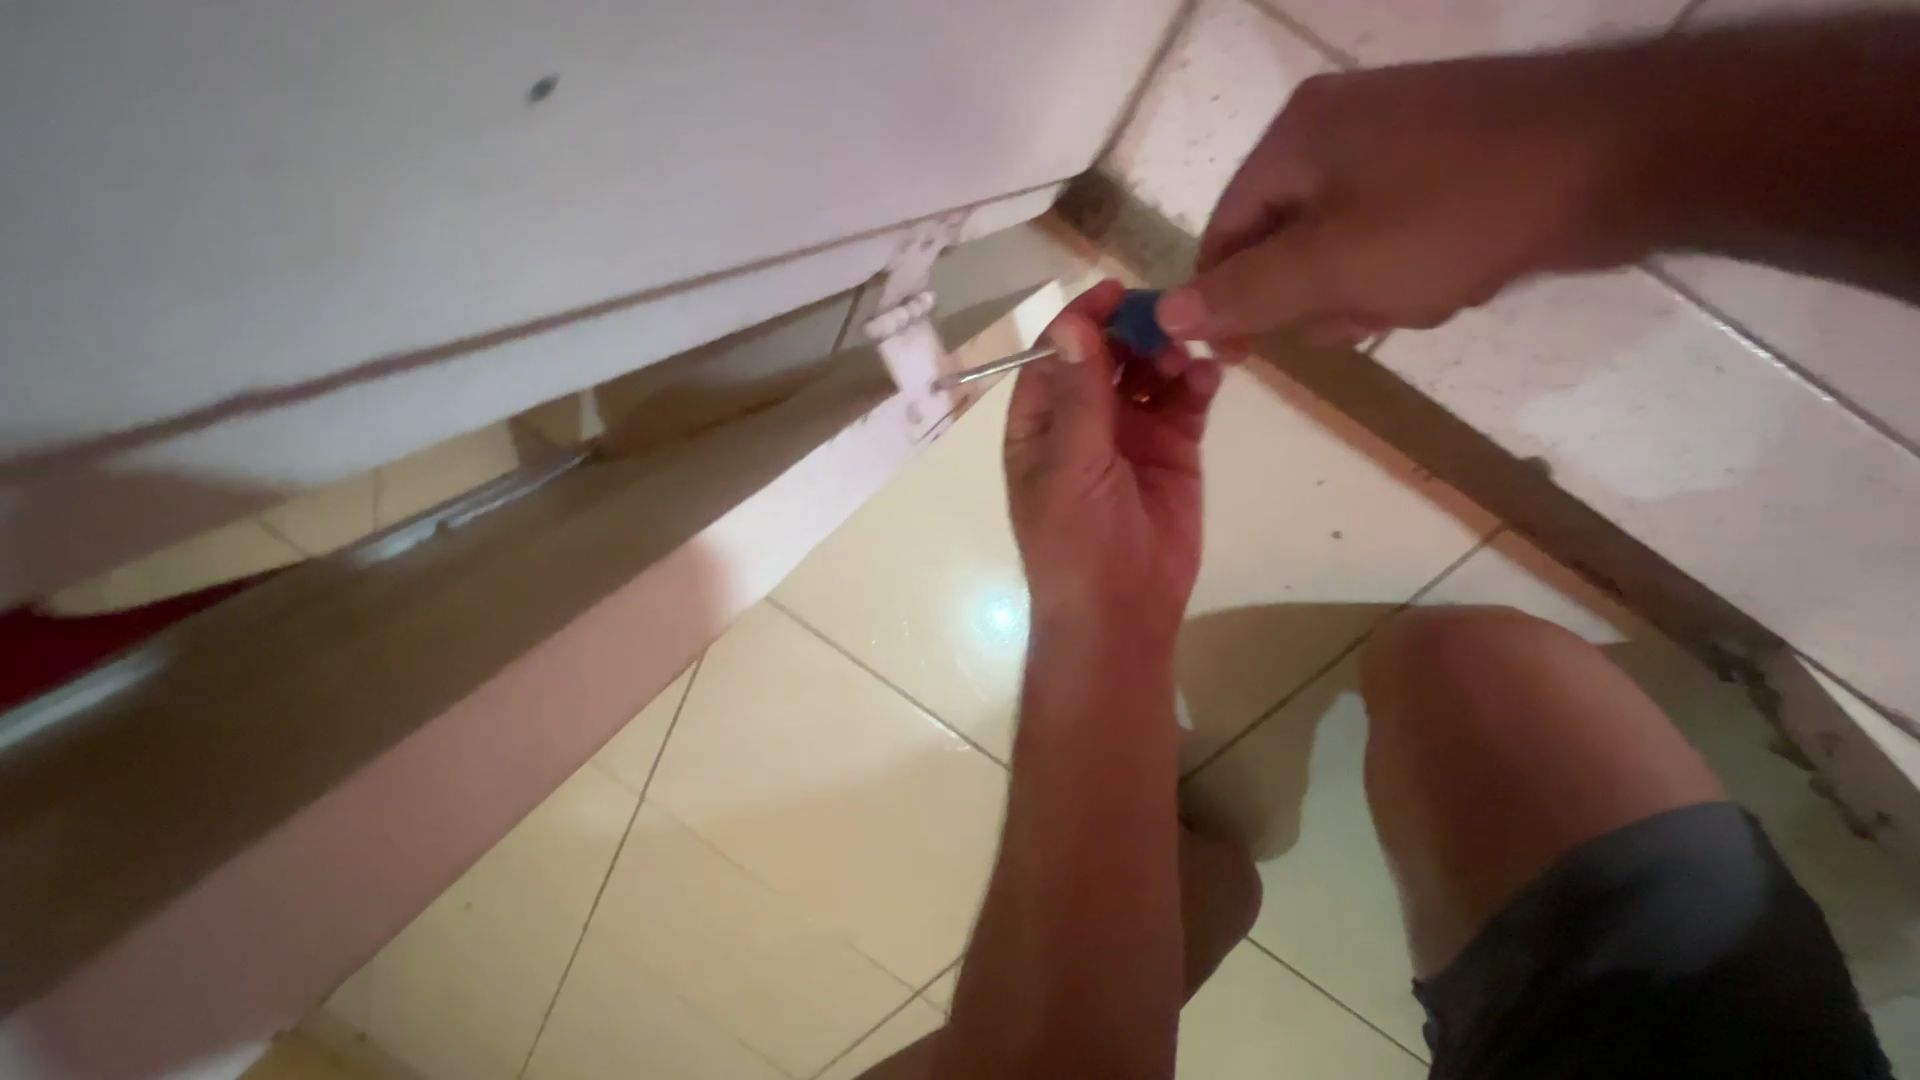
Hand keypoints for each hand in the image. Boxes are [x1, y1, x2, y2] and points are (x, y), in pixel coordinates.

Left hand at [1004, 280, 1221, 638]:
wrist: (1120, 609)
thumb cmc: (1075, 541)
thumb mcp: (1070, 466)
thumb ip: (1078, 396)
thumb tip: (1072, 324)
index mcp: (1040, 422)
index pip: (1057, 354)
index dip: (1082, 321)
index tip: (1116, 291)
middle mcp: (1083, 420)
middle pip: (1107, 355)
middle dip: (1134, 331)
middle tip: (1168, 315)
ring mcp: (1130, 432)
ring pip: (1148, 372)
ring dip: (1167, 354)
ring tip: (1187, 352)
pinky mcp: (1172, 449)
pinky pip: (1183, 401)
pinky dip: (1195, 383)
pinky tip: (1207, 376)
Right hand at [1157, 56, 1643, 346]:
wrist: (1630, 155)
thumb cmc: (1455, 214)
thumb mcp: (1330, 268)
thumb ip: (1241, 294)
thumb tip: (1166, 314)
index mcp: (1294, 140)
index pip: (1222, 235)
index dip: (1223, 301)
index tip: (1241, 357)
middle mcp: (1335, 128)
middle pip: (1280, 243)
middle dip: (1313, 296)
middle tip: (1359, 316)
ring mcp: (1395, 140)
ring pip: (1338, 248)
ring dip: (1364, 290)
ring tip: (1417, 296)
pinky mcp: (1444, 160)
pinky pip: (1389, 233)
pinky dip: (1405, 269)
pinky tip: (1449, 279)